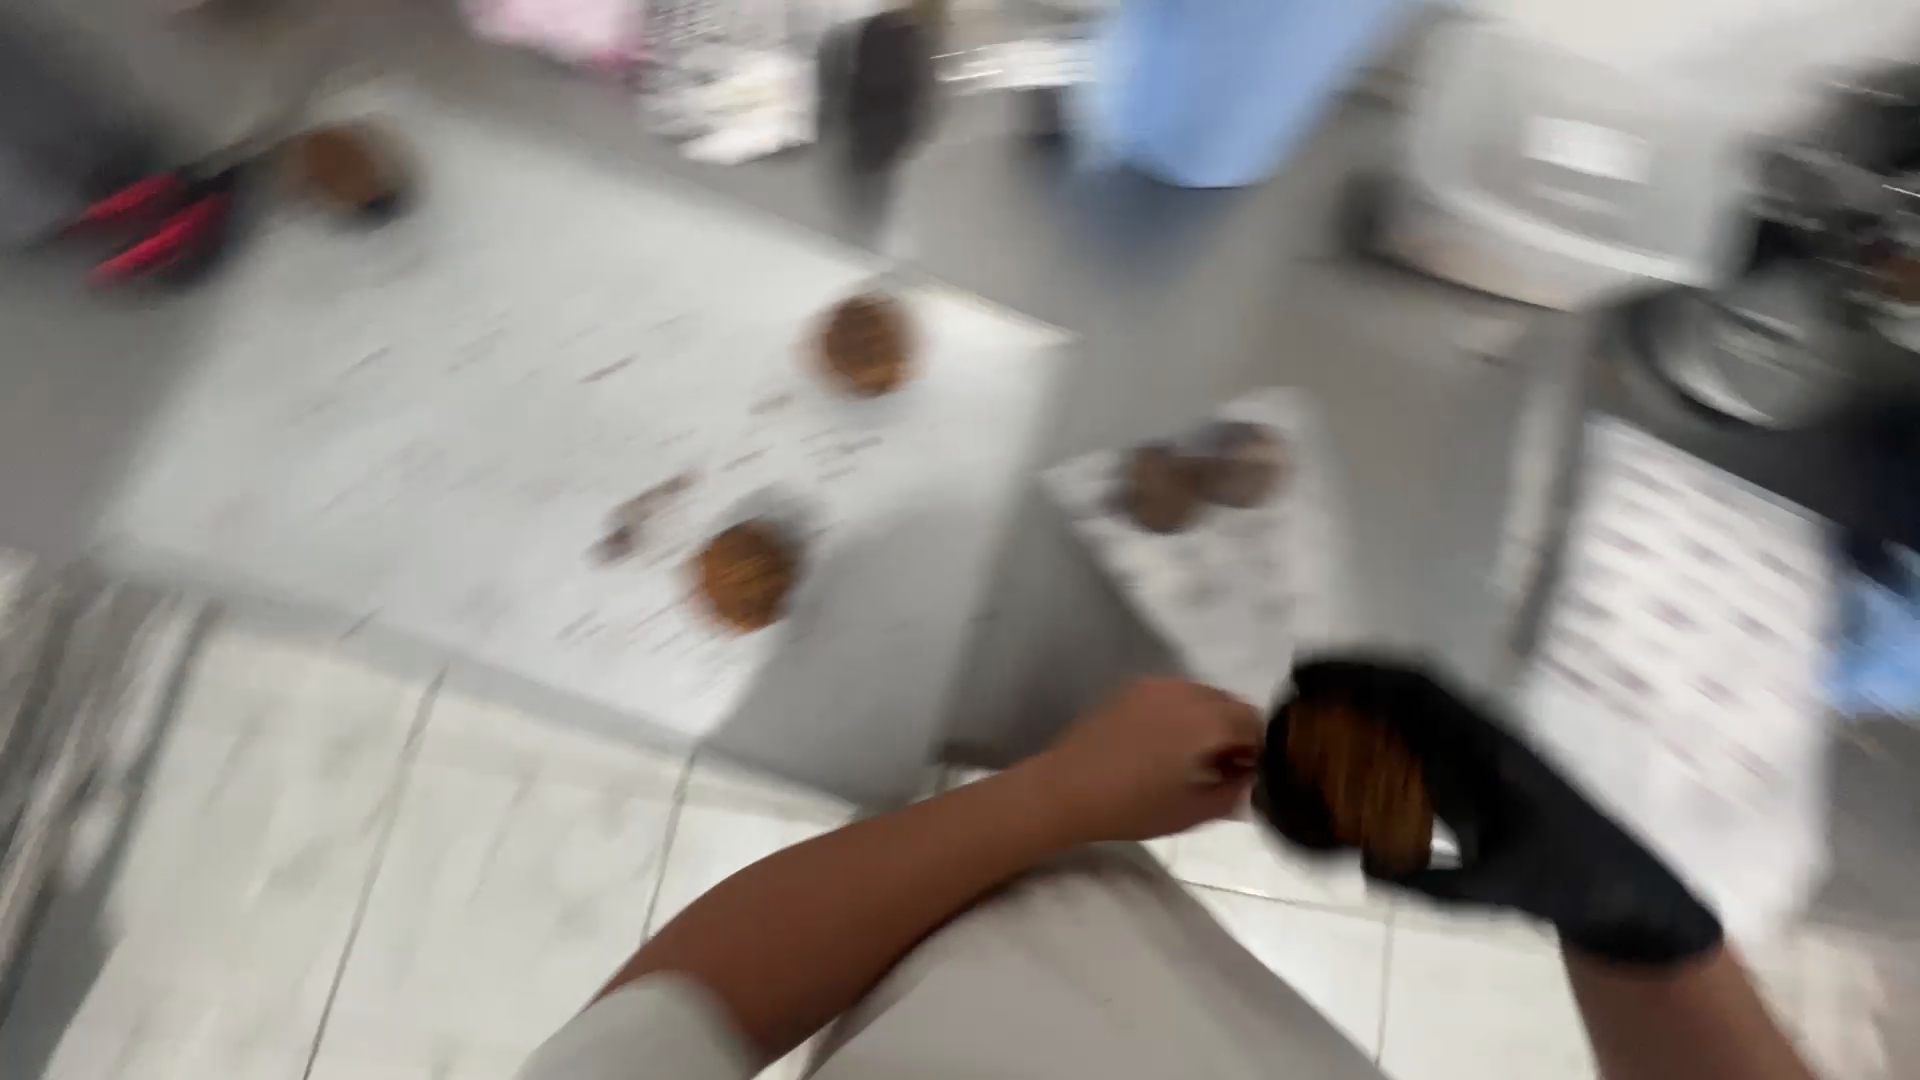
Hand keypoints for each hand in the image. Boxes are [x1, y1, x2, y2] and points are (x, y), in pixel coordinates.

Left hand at [1024, 677, 1263, 843]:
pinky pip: (1172, 693)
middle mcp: (1183, 692)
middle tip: (1226, 768)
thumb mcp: (1192, 811)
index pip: (1254, 722)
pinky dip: (1183, 712)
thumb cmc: (1131, 807)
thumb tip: (1248, 778)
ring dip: (1209, 719)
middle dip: (1236, 732)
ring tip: (1195, 757)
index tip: (1252, 774)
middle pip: (1229, 703)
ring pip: (1201, 695)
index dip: (1261, 748)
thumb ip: (1232, 792)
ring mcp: (1153, 685)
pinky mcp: (1129, 689)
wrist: (1064, 788)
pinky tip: (1167, 744)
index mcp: (1205, 720)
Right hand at [1284, 658, 1722, 966]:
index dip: (1362, 674)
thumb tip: (1364, 867)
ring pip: (1408, 713)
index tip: (1311, 673)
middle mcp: (1477, 738)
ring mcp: (1472, 756)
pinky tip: (1342, 752)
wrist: (1627, 900)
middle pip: (1405, 690)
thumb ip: (1440, 885)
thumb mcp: (1510, 888)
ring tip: (1309, 709)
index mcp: (1490, 746)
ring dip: (1360, 703)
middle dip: (1350, 679)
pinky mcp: (1468, 778)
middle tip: (1296, 684)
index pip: (1418, 689)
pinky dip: (1373, 735)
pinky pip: (1413, 743)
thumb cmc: (1579, 883)